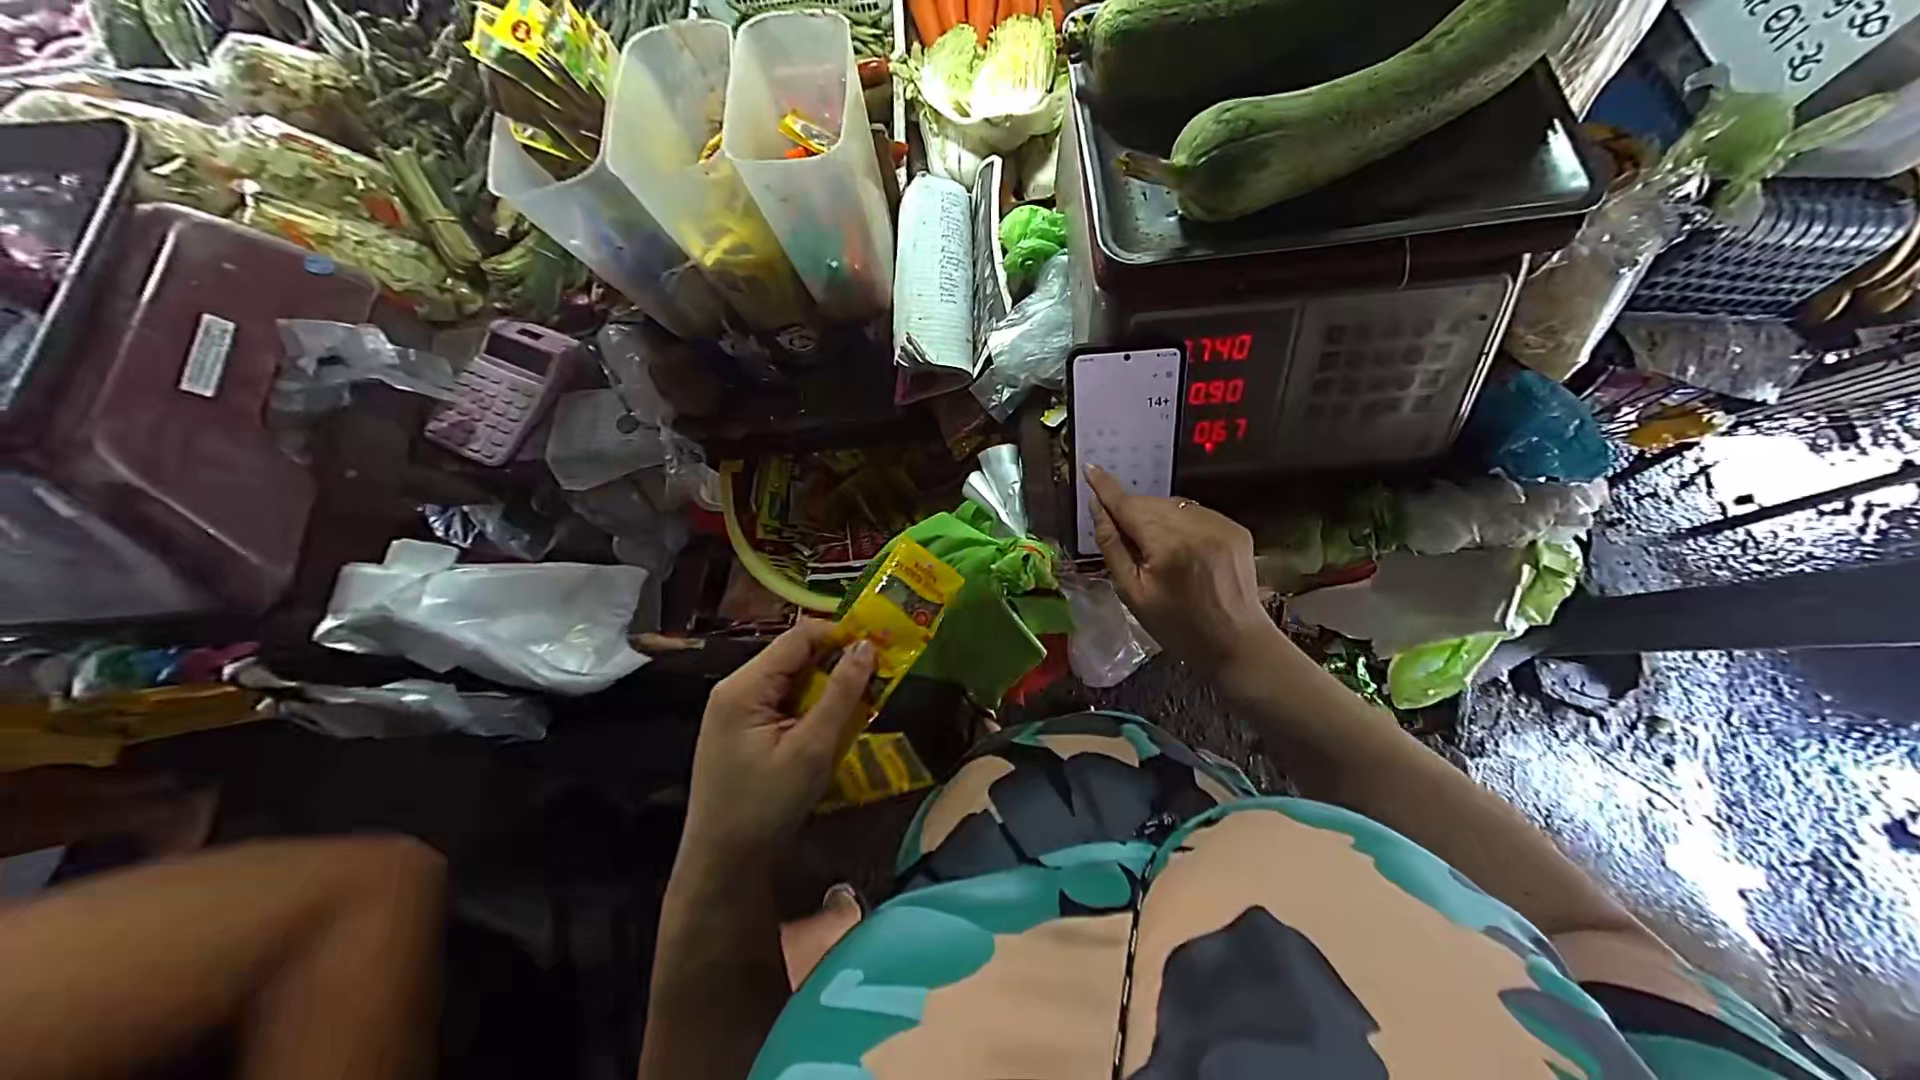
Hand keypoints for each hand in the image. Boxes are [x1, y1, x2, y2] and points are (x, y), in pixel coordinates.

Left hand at [683, 621, 875, 867]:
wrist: (722, 863)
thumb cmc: (766, 806)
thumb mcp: (812, 749)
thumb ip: (841, 693)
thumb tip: (867, 646)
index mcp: (745, 686)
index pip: (799, 636)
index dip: (841, 634)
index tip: (880, 649)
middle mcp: (736, 687)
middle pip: (794, 655)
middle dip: (837, 663)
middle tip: (876, 681)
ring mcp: (735, 708)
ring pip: (791, 678)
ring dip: (826, 687)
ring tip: (858, 706)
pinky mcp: (741, 728)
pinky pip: (782, 700)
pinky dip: (810, 706)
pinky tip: (829, 727)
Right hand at [1086, 464, 1280, 671]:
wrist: (1236, 644)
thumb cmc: (1177, 626)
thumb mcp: (1132, 592)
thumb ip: (1112, 546)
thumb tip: (1097, 508)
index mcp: (1167, 544)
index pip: (1128, 506)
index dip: (1106, 488)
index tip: (1090, 469)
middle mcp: (1196, 525)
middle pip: (1149, 504)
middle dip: (1131, 513)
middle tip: (1124, 541)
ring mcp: (1220, 524)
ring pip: (1171, 506)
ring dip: (1154, 518)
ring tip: (1154, 551)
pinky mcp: (1235, 528)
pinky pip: (1194, 514)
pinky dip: (1179, 523)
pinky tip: (1179, 550)